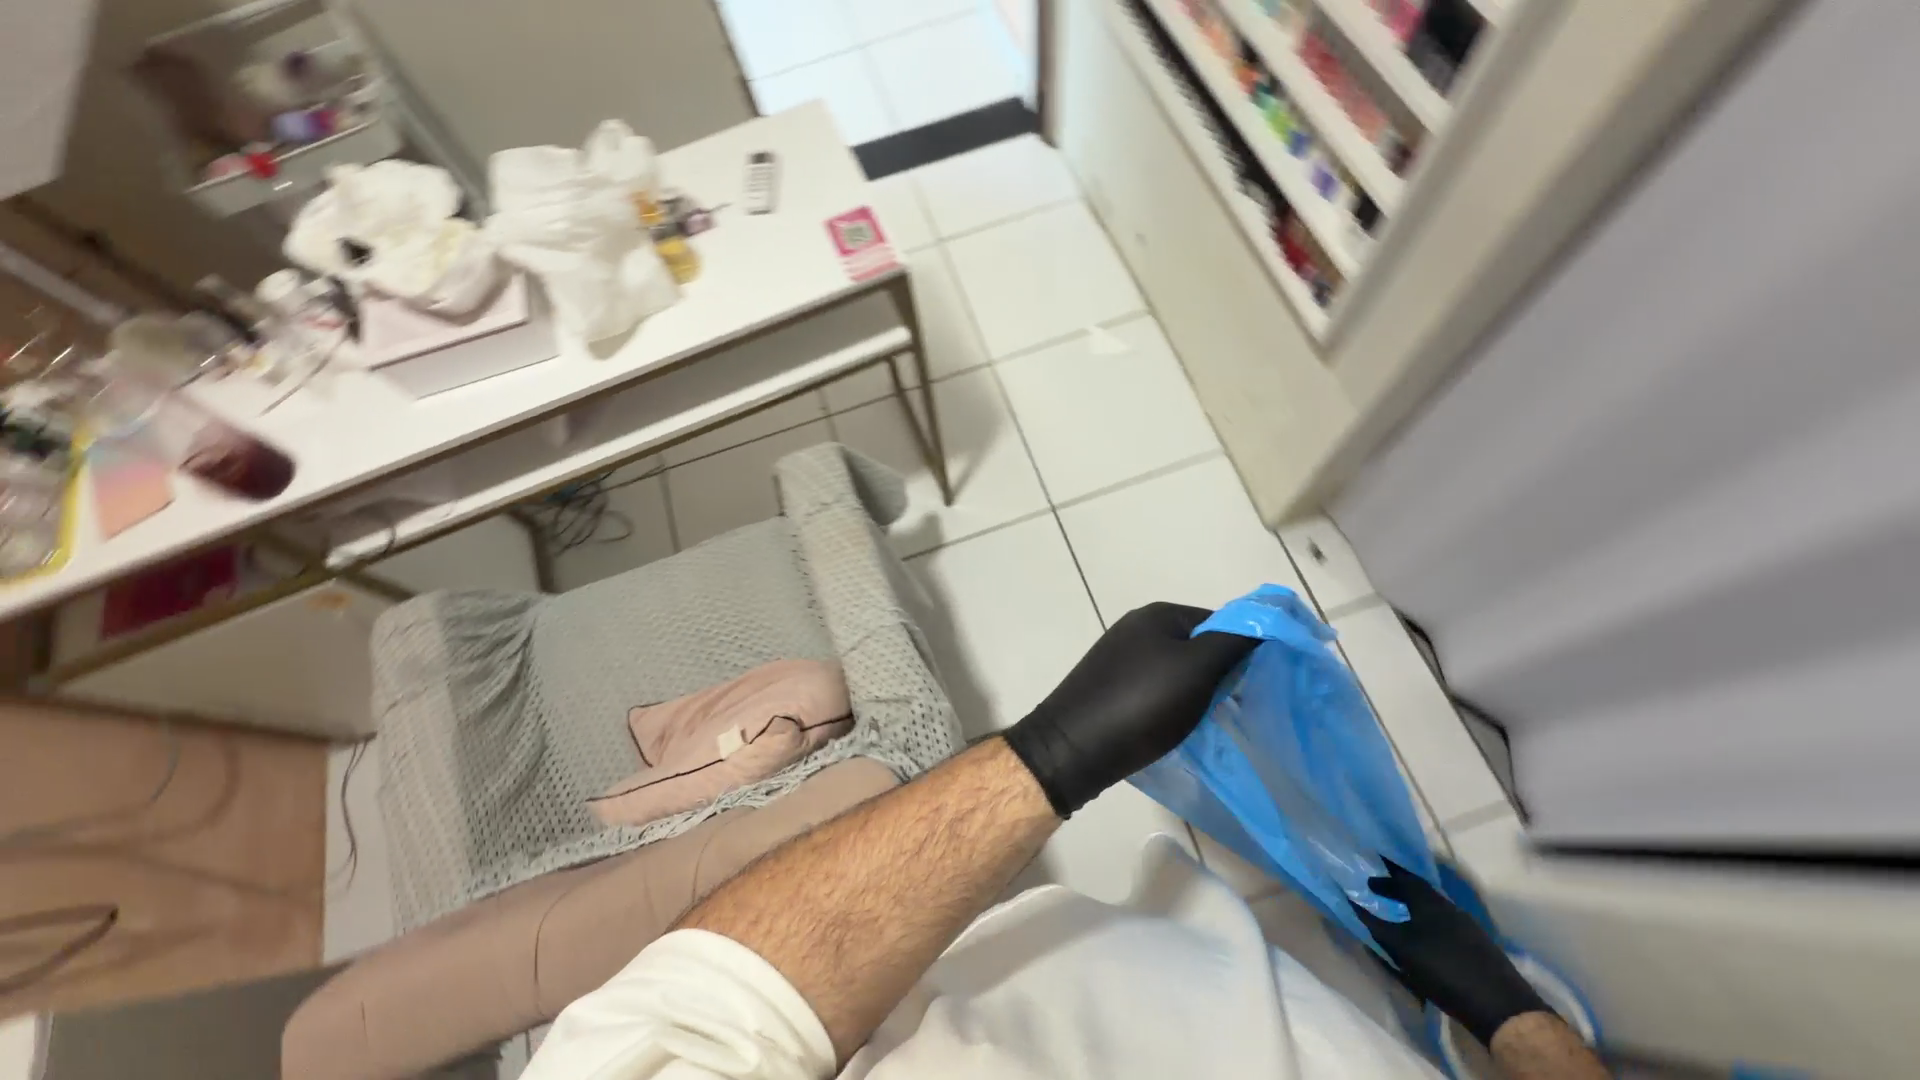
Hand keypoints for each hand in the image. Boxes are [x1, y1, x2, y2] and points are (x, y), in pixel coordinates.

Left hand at [1002, 602, 1256, 817]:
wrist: (1073, 749)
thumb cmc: (1142, 704)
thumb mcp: (1198, 669)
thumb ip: (1234, 641)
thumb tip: (1265, 620)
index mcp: (1158, 614)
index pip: (1221, 621)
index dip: (1245, 650)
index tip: (1261, 686)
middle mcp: (1136, 628)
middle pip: (1199, 646)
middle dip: (1222, 674)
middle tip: (1239, 707)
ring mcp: (1119, 657)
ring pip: (1178, 671)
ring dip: (1198, 693)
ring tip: (1210, 721)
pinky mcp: (1110, 686)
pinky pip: (1156, 689)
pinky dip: (1172, 705)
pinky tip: (1177, 727)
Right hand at [1351, 860, 1549, 1046]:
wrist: (1500, 1006)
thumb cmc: (1443, 970)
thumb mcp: (1402, 949)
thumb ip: (1376, 926)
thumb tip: (1352, 902)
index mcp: (1431, 903)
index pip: (1405, 878)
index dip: (1386, 873)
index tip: (1370, 867)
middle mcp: (1450, 908)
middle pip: (1421, 892)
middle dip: (1398, 889)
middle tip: (1378, 890)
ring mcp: (1468, 927)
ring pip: (1434, 909)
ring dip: (1413, 907)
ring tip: (1397, 914)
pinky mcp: (1479, 947)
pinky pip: (1445, 925)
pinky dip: (1428, 924)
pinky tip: (1424, 940)